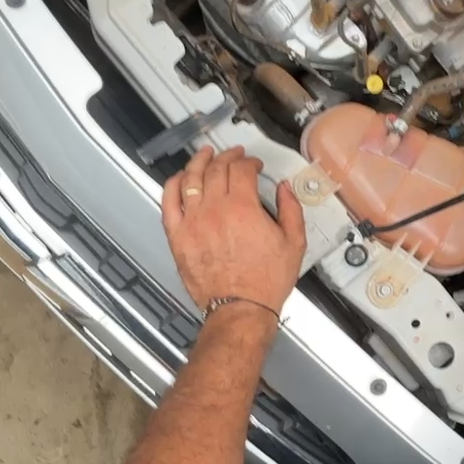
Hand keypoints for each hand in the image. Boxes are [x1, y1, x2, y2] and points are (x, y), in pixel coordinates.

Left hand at [162, 147, 306, 313]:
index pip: (241, 170)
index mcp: (243, 208)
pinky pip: (169, 202)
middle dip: (227, 157)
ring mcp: (193, 222)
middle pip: (216, 169)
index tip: (254, 165)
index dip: (250, 162)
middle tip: (234, 155)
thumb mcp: (294, 243)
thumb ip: (291, 210)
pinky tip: (179, 178)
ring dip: (199, 162)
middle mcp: (214, 210)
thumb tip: (284, 189)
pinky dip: (173, 185)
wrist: (241, 308)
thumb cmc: (265, 282)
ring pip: (191, 178)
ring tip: (205, 155)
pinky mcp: (178, 237)